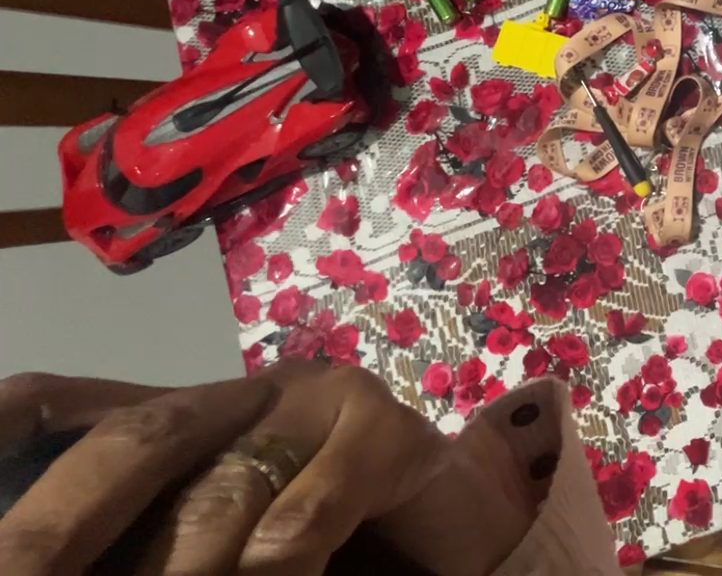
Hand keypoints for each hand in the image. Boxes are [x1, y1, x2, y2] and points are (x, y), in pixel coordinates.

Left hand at [0, 360, 533, 575]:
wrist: (447, 532)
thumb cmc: (314, 551)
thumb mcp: (197, 550)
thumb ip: (132, 544)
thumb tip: (39, 561)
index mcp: (177, 424)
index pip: (51, 405)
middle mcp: (245, 398)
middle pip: (136, 440)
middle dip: (51, 534)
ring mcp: (324, 402)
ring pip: (222, 490)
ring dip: (185, 575)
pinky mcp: (388, 428)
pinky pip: (301, 517)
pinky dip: (273, 575)